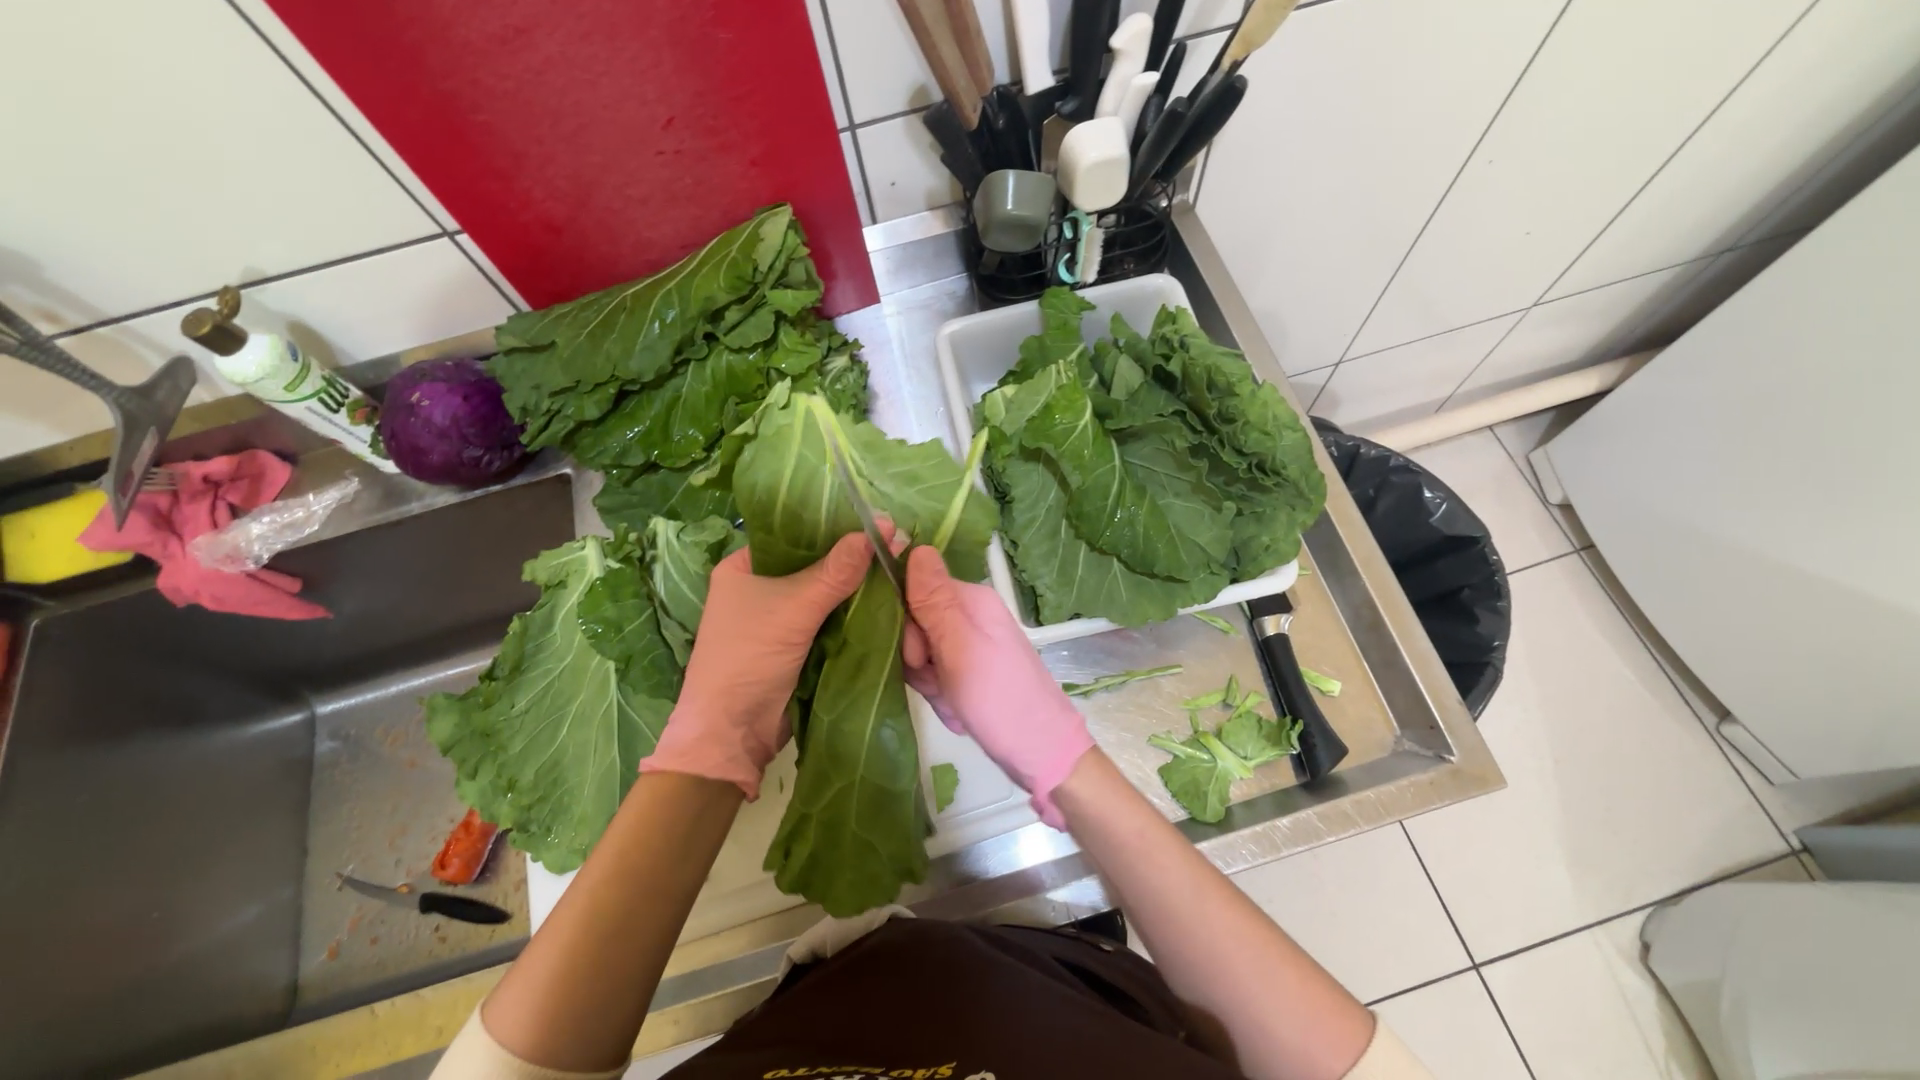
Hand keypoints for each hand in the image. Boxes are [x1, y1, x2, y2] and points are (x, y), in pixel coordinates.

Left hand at [640, 533, 872, 797]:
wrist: (732, 734)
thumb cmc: (749, 659)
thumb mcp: (794, 609)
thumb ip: (836, 572)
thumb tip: (881, 528)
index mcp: (744, 567)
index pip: (794, 534)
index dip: (833, 525)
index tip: (875, 518)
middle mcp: (759, 588)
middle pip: (813, 564)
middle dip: (851, 558)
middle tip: (896, 542)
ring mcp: (779, 620)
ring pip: (825, 594)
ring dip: (856, 588)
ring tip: (899, 565)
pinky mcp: (797, 647)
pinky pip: (830, 621)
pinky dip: (853, 614)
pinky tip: (887, 600)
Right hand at [901, 546, 1092, 828]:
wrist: (1040, 753)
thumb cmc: (1000, 700)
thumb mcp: (960, 649)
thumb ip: (934, 601)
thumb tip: (916, 546)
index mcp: (972, 600)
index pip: (912, 593)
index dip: (907, 628)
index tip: (921, 657)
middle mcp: (971, 616)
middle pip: (914, 626)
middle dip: (918, 661)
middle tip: (940, 683)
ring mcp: (970, 645)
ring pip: (921, 654)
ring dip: (928, 682)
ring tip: (952, 701)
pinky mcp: (969, 671)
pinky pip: (935, 675)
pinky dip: (940, 695)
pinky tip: (956, 711)